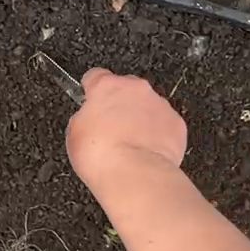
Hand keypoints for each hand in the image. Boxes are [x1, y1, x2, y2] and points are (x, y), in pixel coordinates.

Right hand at [66, 68, 189, 195]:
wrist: (132, 173)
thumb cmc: (102, 155)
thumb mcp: (74, 134)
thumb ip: (83, 117)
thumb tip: (89, 118)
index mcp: (107, 87)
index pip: (96, 76)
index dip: (92, 89)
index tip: (91, 98)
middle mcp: (136, 89)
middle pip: (126, 90)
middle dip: (119, 106)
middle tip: (110, 130)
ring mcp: (159, 105)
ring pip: (147, 107)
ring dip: (138, 121)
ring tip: (128, 146)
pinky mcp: (175, 123)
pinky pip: (164, 125)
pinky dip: (156, 136)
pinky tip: (144, 152)